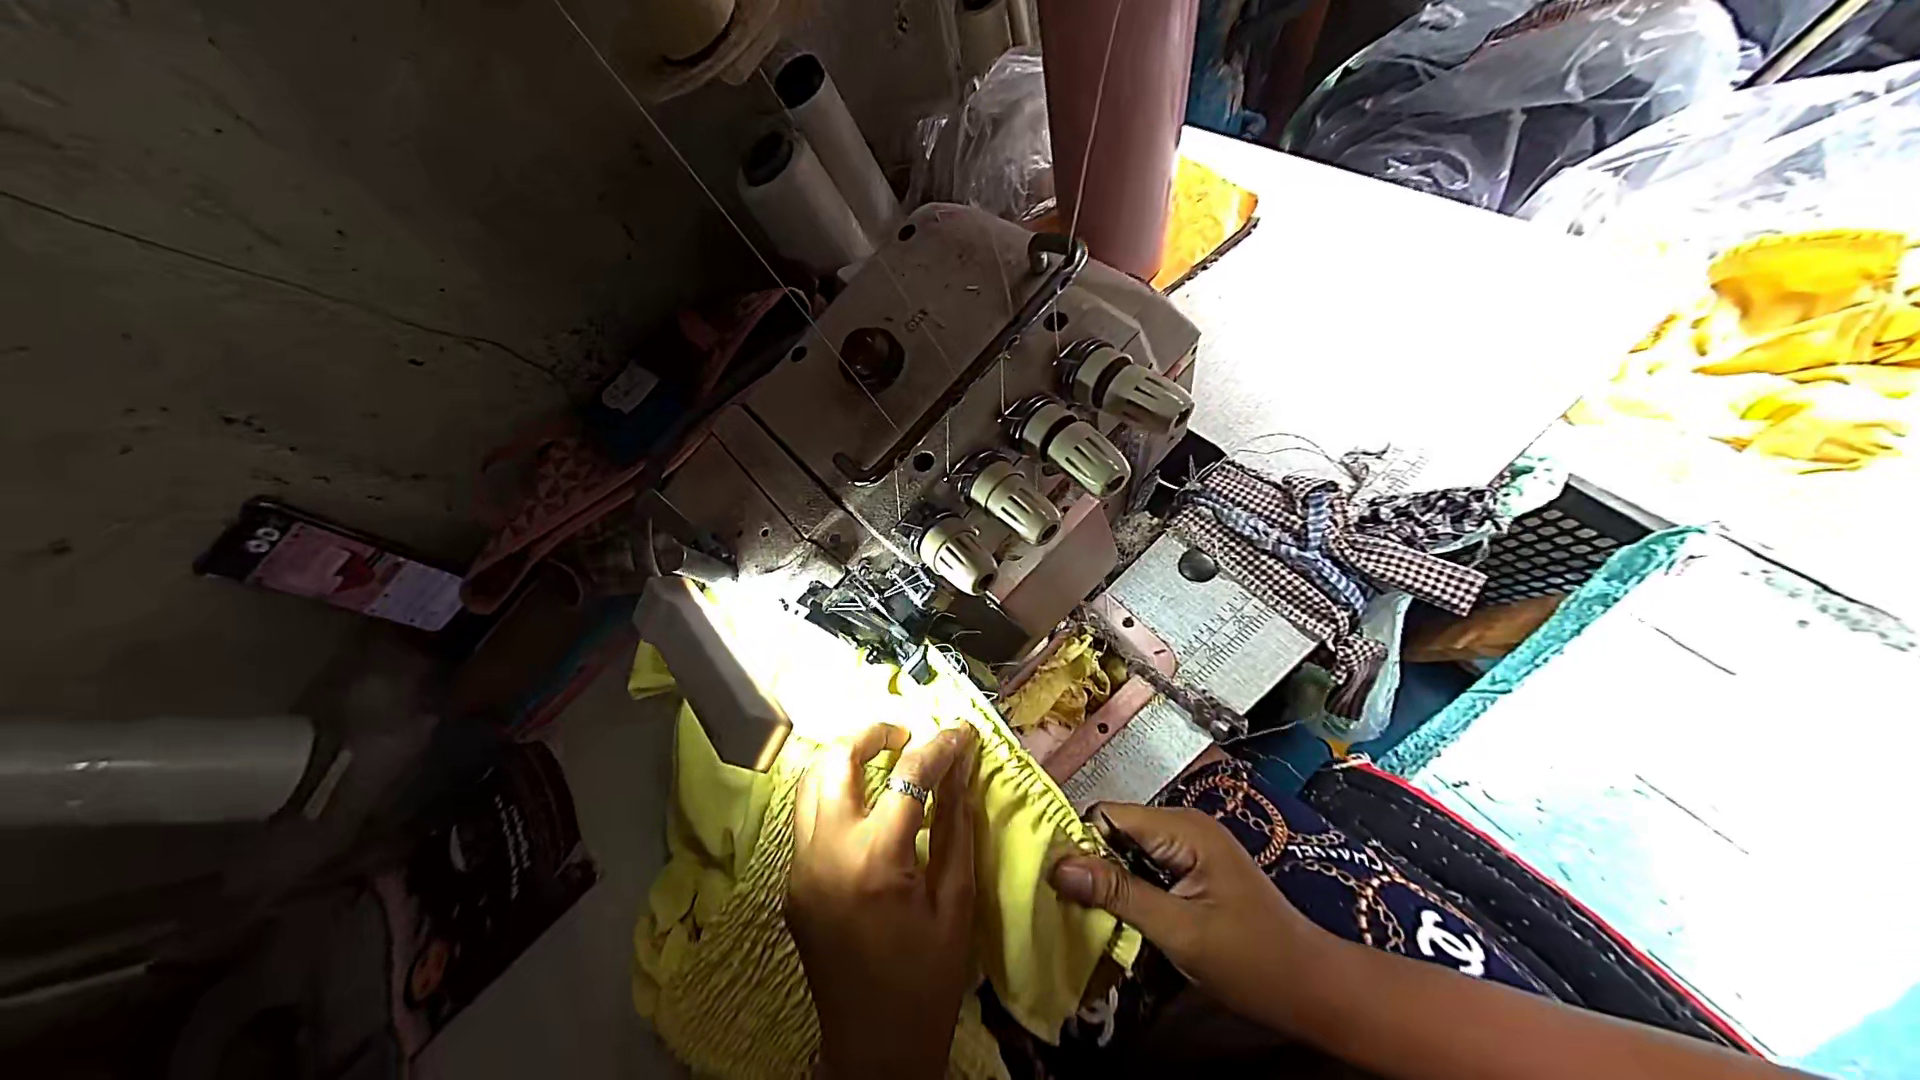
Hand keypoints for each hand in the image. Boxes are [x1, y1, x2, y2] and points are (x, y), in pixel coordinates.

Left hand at [785, 723, 977, 1078]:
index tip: (961, 734)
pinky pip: (808, 816)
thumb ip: (956, 825)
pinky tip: (867, 803)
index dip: (939, 747)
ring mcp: (799, 866)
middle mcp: (825, 852)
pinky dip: (835, 793)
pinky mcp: (792, 881)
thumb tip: (960, 768)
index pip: (907, 776)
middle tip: (907, 735)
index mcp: (873, 859)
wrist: (873, 1048)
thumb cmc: (927, 979)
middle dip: (873, 734)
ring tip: (885, 758)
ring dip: (846, 759)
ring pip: (810, 782)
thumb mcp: (955, 900)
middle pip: (836, 761)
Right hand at [1049, 803, 1332, 1036]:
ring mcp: (1190, 846)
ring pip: (1127, 849)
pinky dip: (1128, 886)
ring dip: (1109, 878)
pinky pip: (1145, 865)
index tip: (1058, 882)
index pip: (1109, 816)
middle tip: (1070, 903)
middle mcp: (1183, 825)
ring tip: (1089, 911)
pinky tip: (1120, 914)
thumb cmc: (1252, 960)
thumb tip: (1059, 867)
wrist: (1313, 989)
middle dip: (1092, 862)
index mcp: (1183, 828)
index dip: (1081, 844)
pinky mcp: (1192, 867)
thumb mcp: (1179, 930)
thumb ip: (1119, 894)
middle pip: (1116, 829)